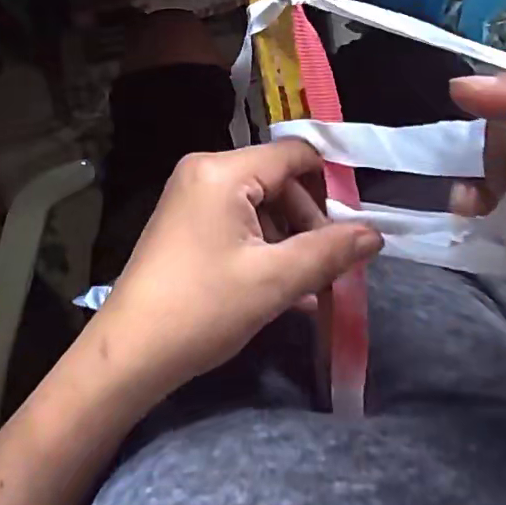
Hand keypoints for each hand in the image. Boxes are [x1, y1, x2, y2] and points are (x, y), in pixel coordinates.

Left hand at [90, 140, 383, 394]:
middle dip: (309, 221)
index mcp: (222, 170)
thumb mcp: (274, 281)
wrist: (131, 350)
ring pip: (260, 203)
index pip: (293, 155)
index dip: (331, 184)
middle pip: (278, 179)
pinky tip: (285, 288)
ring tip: (310, 287)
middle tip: (331, 269)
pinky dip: (264, 246)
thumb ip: (329, 251)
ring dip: (290, 240)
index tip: (357, 225)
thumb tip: (375, 234)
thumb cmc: (203, 307)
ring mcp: (191, 194)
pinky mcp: (186, 220)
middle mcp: (205, 169)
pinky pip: (238, 219)